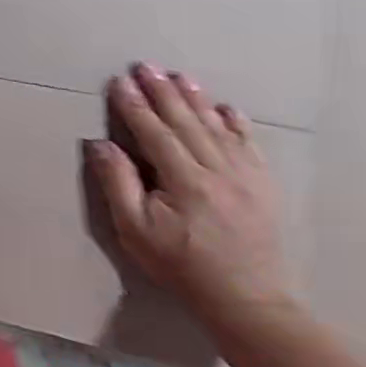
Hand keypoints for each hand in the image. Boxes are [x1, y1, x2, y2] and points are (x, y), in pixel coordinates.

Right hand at [89, 63, 294, 327]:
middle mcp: (221, 173)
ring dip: (196, 101)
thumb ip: (118, 183)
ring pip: (218, 130)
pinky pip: (250, 147)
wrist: (247, 300)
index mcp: (186, 182)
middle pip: (187, 124)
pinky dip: (237, 125)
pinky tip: (226, 109)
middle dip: (163, 93)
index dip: (134, 106)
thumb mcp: (134, 228)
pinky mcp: (264, 189)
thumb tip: (101, 144)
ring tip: (180, 77)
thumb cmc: (179, 264)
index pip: (154, 133)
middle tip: (146, 66)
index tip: (119, 82)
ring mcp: (248, 180)